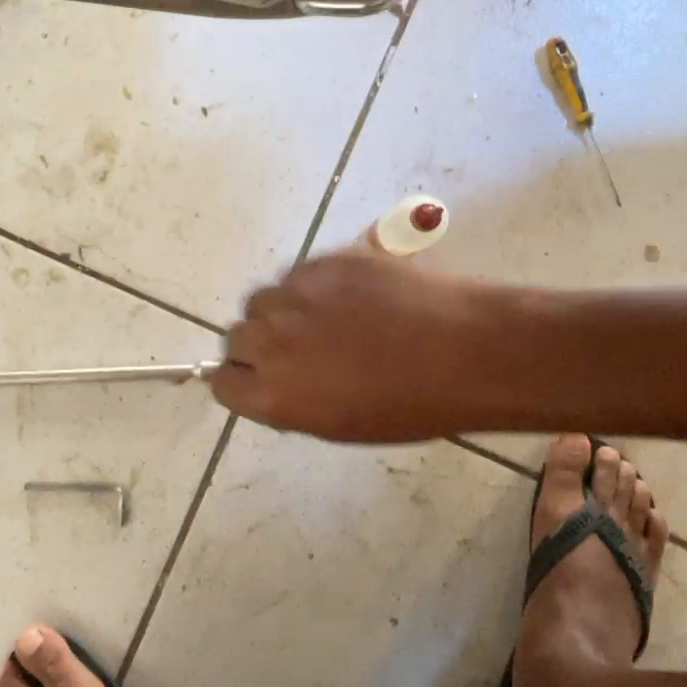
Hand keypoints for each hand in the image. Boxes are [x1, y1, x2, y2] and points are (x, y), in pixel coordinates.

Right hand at [212, 253, 513, 442]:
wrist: (463, 351)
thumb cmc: (409, 405)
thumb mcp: (340, 424)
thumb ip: (293, 401)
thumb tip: (278, 381)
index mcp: (274, 395)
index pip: (223, 381)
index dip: (241, 378)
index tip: (260, 376)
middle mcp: (271, 343)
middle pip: (239, 335)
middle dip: (259, 342)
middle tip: (297, 346)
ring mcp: (296, 296)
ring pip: (264, 298)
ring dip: (282, 309)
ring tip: (324, 317)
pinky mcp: (324, 262)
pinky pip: (298, 274)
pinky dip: (312, 285)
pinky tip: (349, 296)